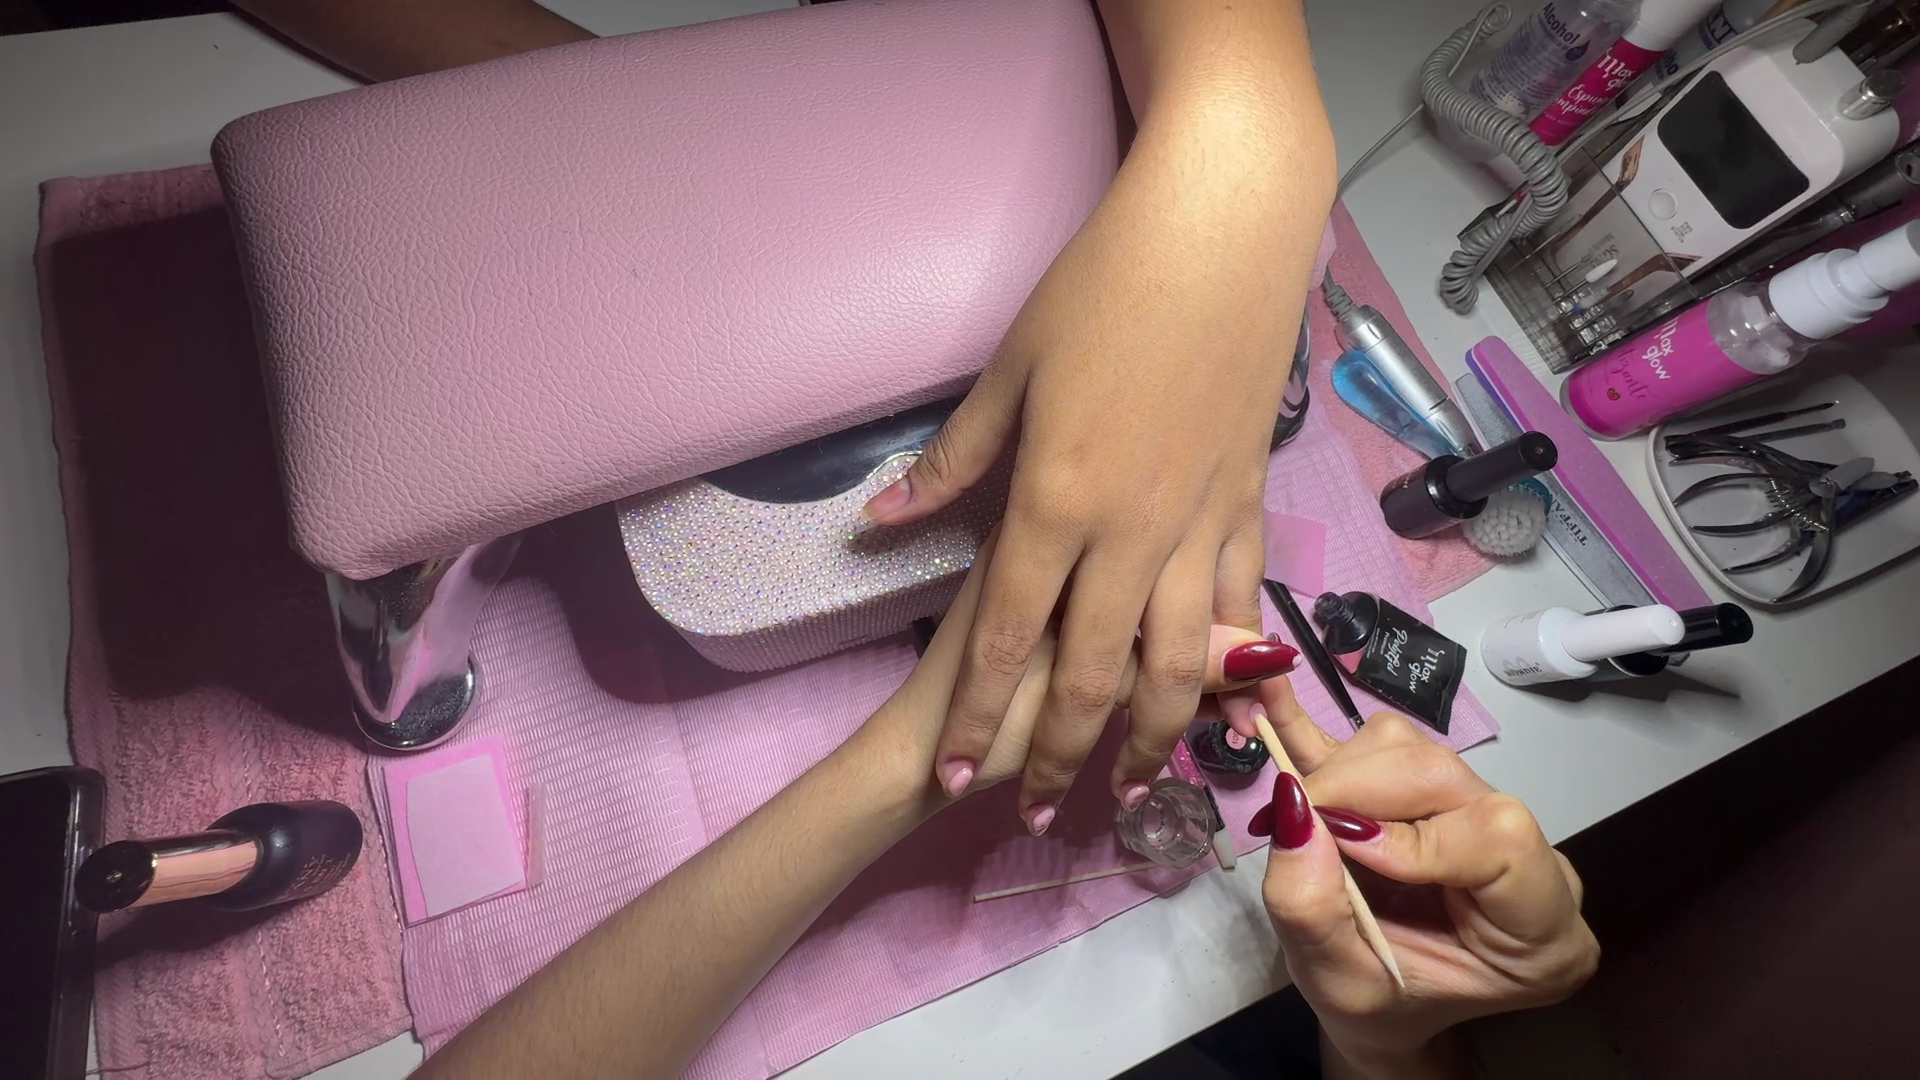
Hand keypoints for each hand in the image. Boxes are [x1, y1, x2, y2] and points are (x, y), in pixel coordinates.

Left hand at [864, 86, 1332, 832]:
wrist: (1222, 233)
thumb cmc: (1101, 292)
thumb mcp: (1010, 371)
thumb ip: (950, 461)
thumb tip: (881, 520)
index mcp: (1057, 501)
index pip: (1003, 636)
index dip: (977, 715)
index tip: (954, 774)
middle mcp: (1131, 534)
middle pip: (1094, 675)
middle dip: (1060, 754)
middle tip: (1033, 811)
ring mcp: (1202, 525)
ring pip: (1181, 665)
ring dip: (1153, 735)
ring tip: (1130, 786)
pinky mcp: (1250, 505)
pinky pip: (1243, 604)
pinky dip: (1230, 663)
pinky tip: (1219, 702)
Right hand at [1249, 685, 1599, 1078]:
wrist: (1381, 1002)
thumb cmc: (1374, 1008)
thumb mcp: (1335, 980)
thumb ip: (1311, 905)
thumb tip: (1292, 807)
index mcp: (1539, 931)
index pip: (1498, 837)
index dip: (1410, 831)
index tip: (1336, 842)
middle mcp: (1526, 860)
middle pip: (1444, 774)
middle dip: (1354, 786)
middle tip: (1295, 818)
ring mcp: (1477, 813)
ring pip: (1410, 748)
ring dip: (1340, 770)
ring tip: (1305, 813)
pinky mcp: (1429, 788)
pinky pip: (1380, 741)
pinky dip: (1319, 728)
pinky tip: (1270, 699)